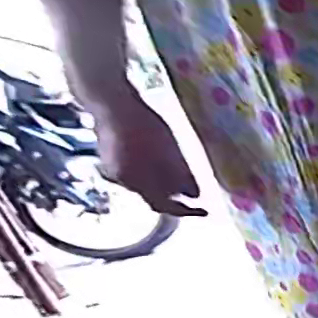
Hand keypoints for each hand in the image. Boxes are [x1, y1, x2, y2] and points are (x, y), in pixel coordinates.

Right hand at [91, 92, 205, 216]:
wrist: (112, 105)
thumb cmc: (144, 126)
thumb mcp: (170, 150)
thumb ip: (180, 175)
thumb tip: (193, 196)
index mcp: (135, 180)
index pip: (163, 206)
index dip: (186, 212)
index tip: (205, 212)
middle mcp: (122, 181)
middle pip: (154, 199)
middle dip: (177, 202)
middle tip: (199, 202)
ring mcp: (114, 171)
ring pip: (146, 188)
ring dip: (167, 190)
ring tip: (187, 186)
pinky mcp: (112, 161)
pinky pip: (138, 177)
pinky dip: (155, 178)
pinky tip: (166, 171)